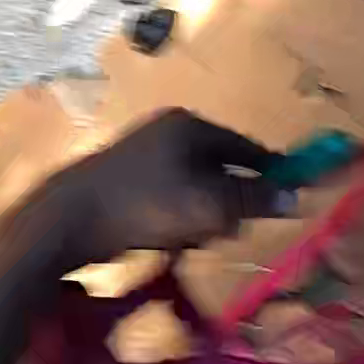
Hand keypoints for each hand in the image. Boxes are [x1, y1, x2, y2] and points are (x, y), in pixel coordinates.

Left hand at [44, 109, 280, 263]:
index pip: (246, 147)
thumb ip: (252, 200)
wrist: (69, 218)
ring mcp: (143, 152)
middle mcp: (167, 131)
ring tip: (184, 237)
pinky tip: (163, 238)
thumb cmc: (145, 205)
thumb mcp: (208, 205)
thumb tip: (294, 196)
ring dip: (199, 216)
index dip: (269, 174)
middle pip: (219, 168)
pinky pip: (169, 196)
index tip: (286, 201)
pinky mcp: (126, 177)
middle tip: (218, 231)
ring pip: (194, 188)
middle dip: (225, 204)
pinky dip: (174, 218)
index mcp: (190, 126)